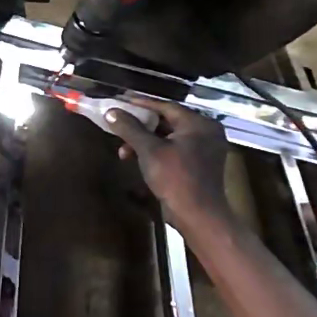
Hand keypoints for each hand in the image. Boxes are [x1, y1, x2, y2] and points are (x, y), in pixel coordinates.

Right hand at [101, 95, 233, 229]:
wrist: (198, 216)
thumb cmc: (176, 178)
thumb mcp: (149, 151)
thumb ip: (130, 129)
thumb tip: (111, 112)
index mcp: (198, 123)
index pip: (166, 106)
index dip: (141, 104)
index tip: (121, 101)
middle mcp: (205, 132)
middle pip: (167, 121)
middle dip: (140, 126)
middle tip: (119, 123)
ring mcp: (204, 150)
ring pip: (169, 138)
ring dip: (145, 142)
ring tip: (123, 149)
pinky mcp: (198, 166)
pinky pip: (174, 151)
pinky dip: (156, 152)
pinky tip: (137, 159)